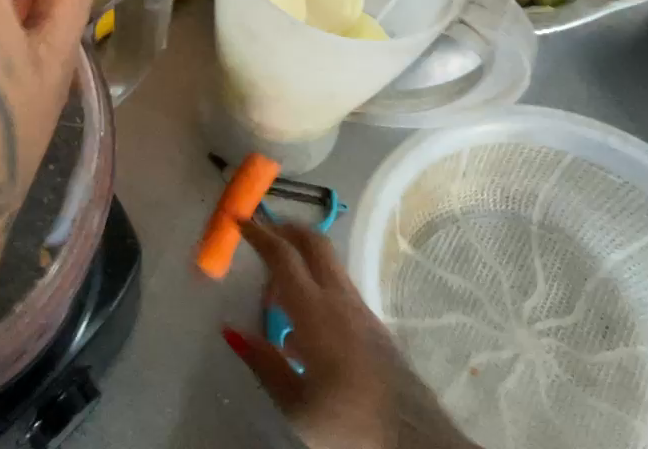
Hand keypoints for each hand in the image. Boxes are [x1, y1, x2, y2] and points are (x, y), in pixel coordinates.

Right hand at [225, 220, 478, 448]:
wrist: (415, 440)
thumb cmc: (348, 422)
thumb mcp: (295, 403)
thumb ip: (263, 362)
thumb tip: (233, 331)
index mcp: (314, 311)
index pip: (283, 256)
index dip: (259, 234)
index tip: (239, 221)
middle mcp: (339, 299)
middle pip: (314, 243)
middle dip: (286, 229)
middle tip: (262, 230)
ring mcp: (361, 309)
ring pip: (329, 263)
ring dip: (302, 255)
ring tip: (277, 279)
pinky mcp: (374, 325)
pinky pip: (339, 285)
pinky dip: (316, 280)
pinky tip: (304, 314)